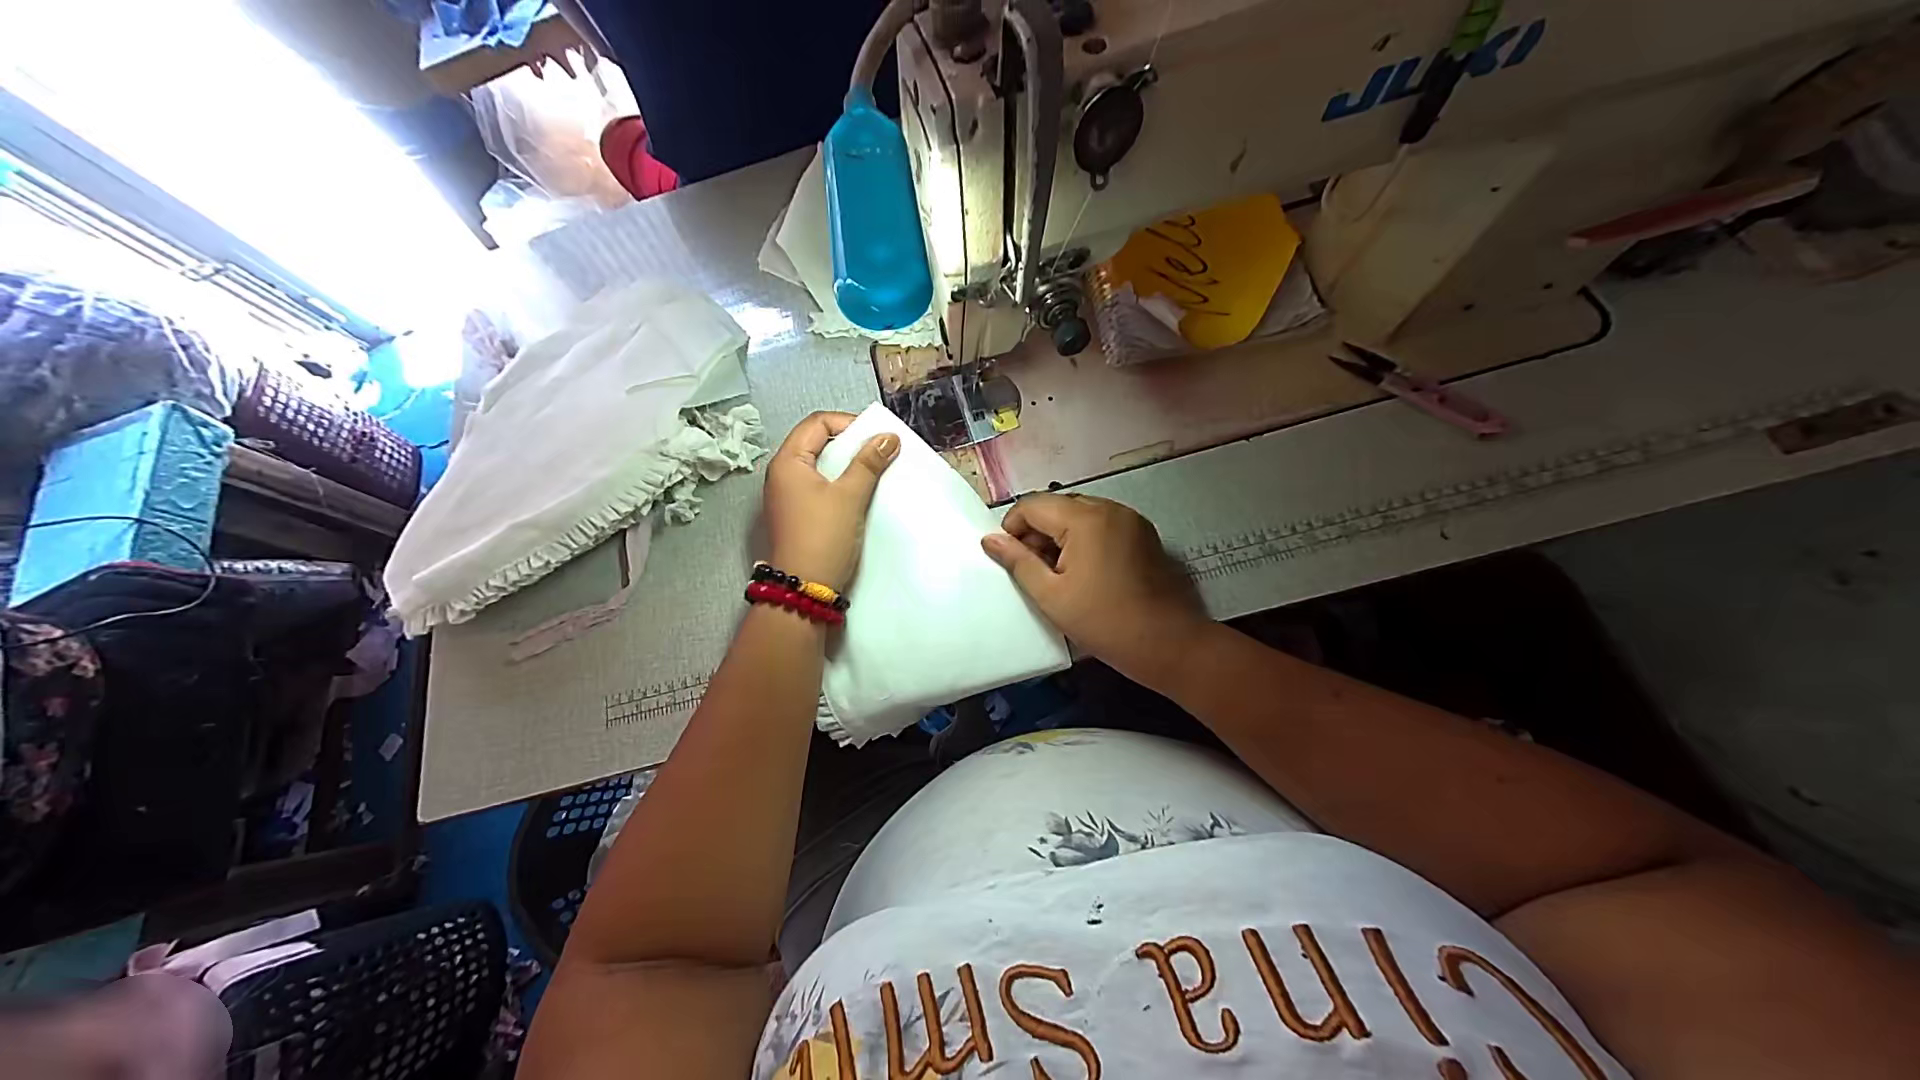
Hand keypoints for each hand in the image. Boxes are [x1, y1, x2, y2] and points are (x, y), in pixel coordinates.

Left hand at [763, 412, 898, 592]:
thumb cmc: (822, 538)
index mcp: (787, 462)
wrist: (804, 590)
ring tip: (873, 472)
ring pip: (819, 467)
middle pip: (816, 442)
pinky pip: (819, 487)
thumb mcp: (850, 496)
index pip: (817, 423)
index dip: (848, 423)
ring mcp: (788, 497)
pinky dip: (840, 484)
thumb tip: (887, 437)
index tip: (876, 436)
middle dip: (850, 444)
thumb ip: (868, 463)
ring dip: (847, 465)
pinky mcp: (797, 515)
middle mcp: (782, 475)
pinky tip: (860, 494)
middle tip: (878, 452)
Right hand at [981, 494, 1211, 679]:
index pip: (1033, 505)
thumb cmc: (1104, 622)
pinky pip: (1102, 524)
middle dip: (1037, 531)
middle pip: (1057, 506)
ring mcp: (1130, 519)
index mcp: (1085, 518)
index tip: (1010, 558)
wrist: (1167, 644)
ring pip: (1080, 514)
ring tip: (1059, 574)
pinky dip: (1085, 539)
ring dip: (1060, 535)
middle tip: (1033, 569)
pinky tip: (1085, 572)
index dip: (1012, 527)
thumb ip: (1018, 561)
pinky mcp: (1143, 534)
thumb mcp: (1051, 595)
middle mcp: (1109, 508)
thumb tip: (990, 539)